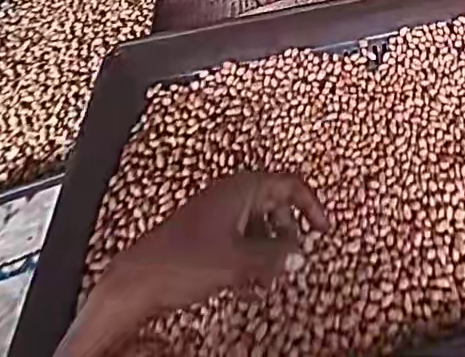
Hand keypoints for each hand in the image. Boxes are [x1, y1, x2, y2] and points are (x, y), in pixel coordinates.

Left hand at [58, 172, 329, 356]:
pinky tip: (252, 280)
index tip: (325, 229)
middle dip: (290, 230)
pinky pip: (243, 234)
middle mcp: (233, 192)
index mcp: (244, 187)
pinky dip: (254, 252)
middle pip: (276, 202)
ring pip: (260, 221)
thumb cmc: (185, 261)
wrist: (139, 278)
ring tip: (275, 275)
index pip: (290, 185)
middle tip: (298, 259)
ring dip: (272, 245)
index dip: (311, 205)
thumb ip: (273, 258)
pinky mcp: (209, 229)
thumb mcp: (237, 262)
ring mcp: (220, 209)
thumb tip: (301, 257)